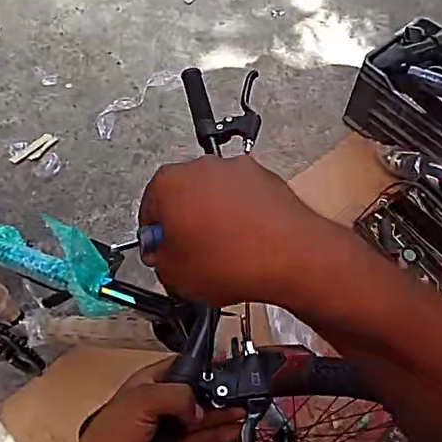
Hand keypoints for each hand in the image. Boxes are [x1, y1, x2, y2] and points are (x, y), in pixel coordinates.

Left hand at [55, 360, 245, 441]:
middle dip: (218, 393)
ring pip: (199, 417)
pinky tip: (232, 429)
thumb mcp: (143, 401)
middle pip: (194, 393)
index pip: (181, 367)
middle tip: (240, 393)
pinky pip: (198, 439)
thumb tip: (198, 406)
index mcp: (147, 382)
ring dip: (222, 414)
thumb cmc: (110, 437)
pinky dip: (216, 435)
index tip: (226, 367)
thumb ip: (176, 396)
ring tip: (244, 409)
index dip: (203, 367)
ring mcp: (164, 427)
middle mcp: (157, 402)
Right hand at [138, 154, 345, 308]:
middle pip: (181, 195)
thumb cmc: (234, 259)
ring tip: (225, 251)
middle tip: (192, 252)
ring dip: (215, 217)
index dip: (156, 235)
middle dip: (185, 221)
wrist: (292, 257)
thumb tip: (163, 254)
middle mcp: (199, 167)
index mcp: (167, 183)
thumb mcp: (175, 274)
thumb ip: (159, 258)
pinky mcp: (265, 177)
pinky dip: (243, 215)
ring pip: (213, 195)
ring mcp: (234, 169)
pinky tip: (248, 243)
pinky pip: (243, 198)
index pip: (149, 208)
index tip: (164, 250)